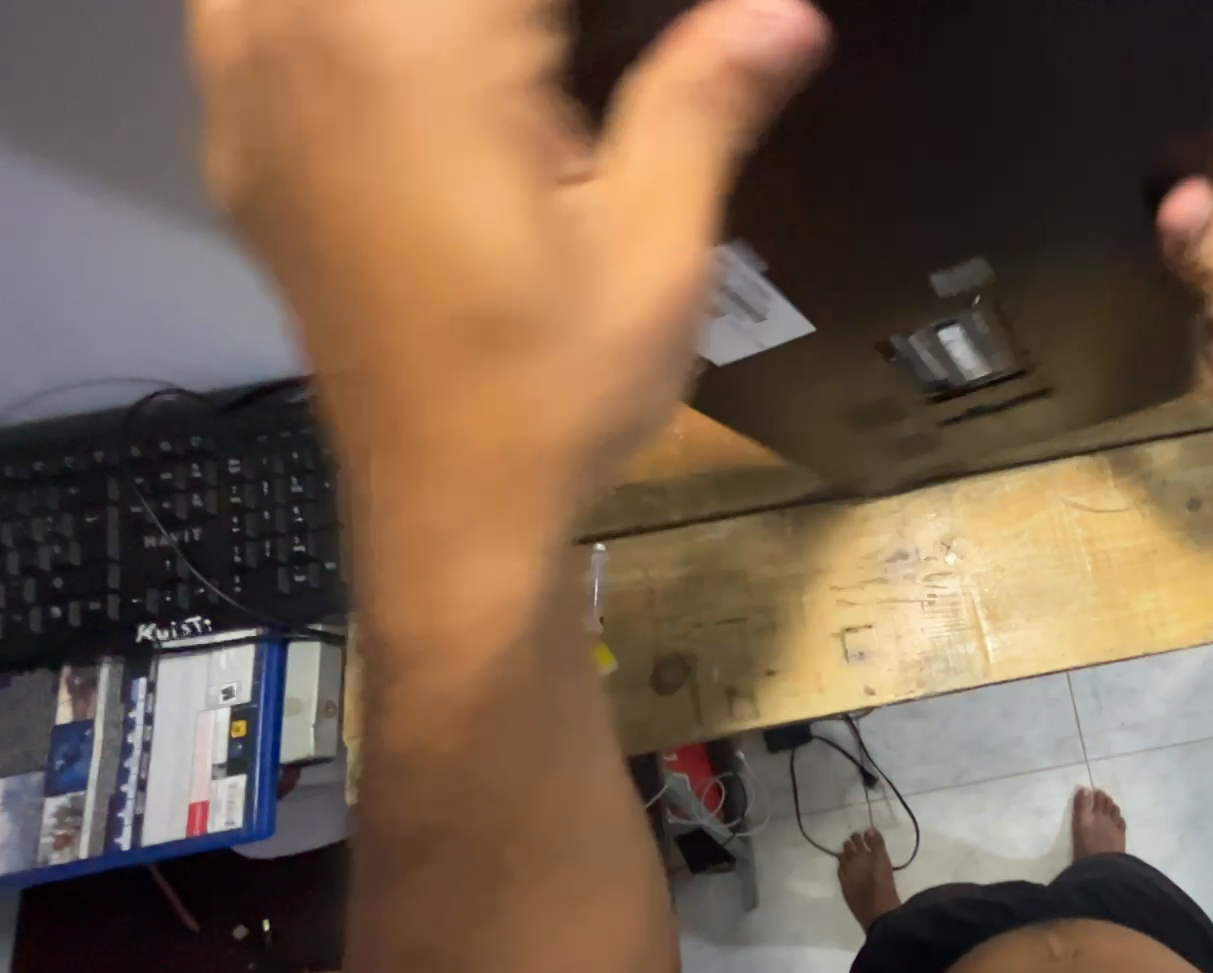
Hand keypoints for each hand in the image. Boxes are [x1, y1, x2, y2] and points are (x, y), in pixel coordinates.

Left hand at [188, 0, 830, 519]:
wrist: (457, 504)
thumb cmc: (567, 386)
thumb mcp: (658, 249)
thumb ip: (706, 104)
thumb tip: (791, 15)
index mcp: (415, 44)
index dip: (630, 16)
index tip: (674, 51)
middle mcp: (295, 28)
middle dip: (550, 32)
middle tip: (606, 88)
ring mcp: (244, 84)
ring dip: (469, 31)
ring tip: (545, 95)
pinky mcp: (242, 143)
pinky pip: (281, 10)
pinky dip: (381, 32)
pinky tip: (445, 89)